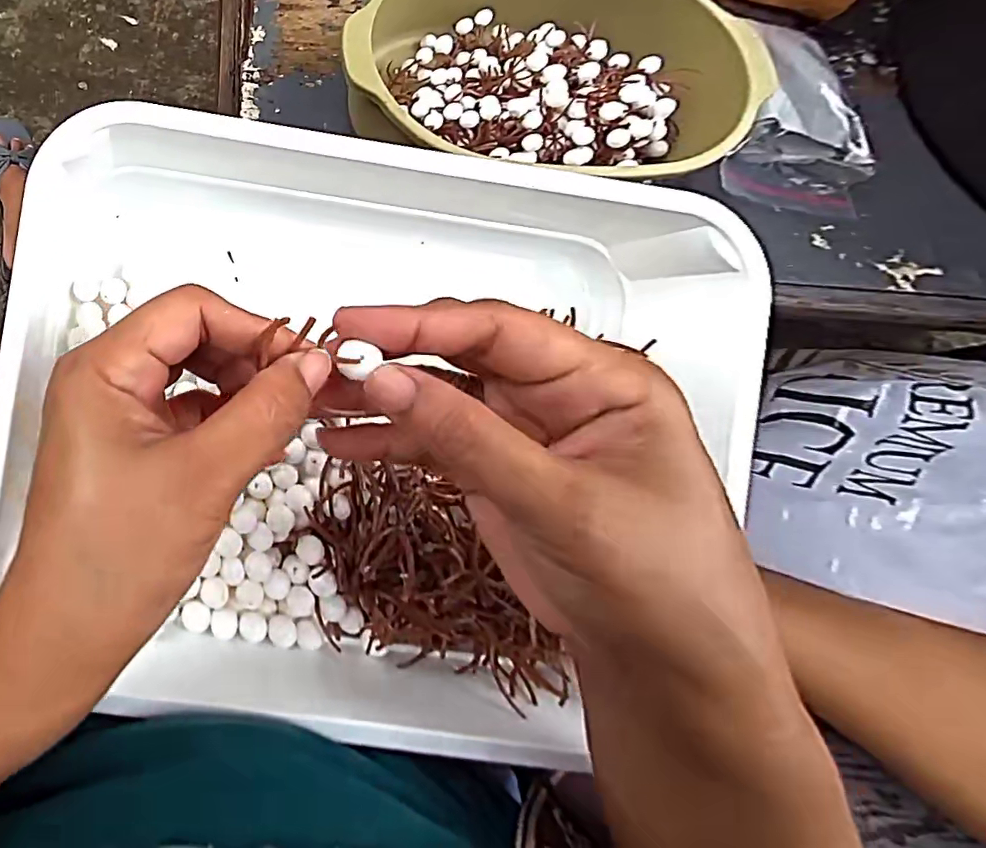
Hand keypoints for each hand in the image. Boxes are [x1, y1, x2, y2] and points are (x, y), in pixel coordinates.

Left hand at [0, 286, 330, 668]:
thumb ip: (264, 411)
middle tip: (301, 389)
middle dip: (249, 357)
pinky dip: (223, 416)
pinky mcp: (125, 440)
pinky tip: (257, 439)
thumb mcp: (203, 477)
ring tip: (283, 417)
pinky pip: (183, 407)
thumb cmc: (108, 562)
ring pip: (190, 370)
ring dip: (240, 387)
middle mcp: (100, 378)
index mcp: (101, 368)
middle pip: (190, 334)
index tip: (300, 360)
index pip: (189, 309)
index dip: (252, 327)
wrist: (65, 632)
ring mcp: (111, 410)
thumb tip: (308, 366)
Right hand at [318, 299, 772, 674]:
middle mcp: (553, 393)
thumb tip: (391, 381)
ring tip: (322, 399)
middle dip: (388, 355)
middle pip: (454, 353)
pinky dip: (382, 438)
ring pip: (430, 393)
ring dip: (374, 396)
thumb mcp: (562, 503)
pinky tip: (345, 441)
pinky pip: (424, 437)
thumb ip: (469, 436)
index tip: (357, 326)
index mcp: (600, 380)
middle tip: (330, 362)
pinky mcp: (487, 462)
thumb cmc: (662, 584)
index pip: (497, 329)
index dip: (418, 322)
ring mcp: (515, 428)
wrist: (664, 663)